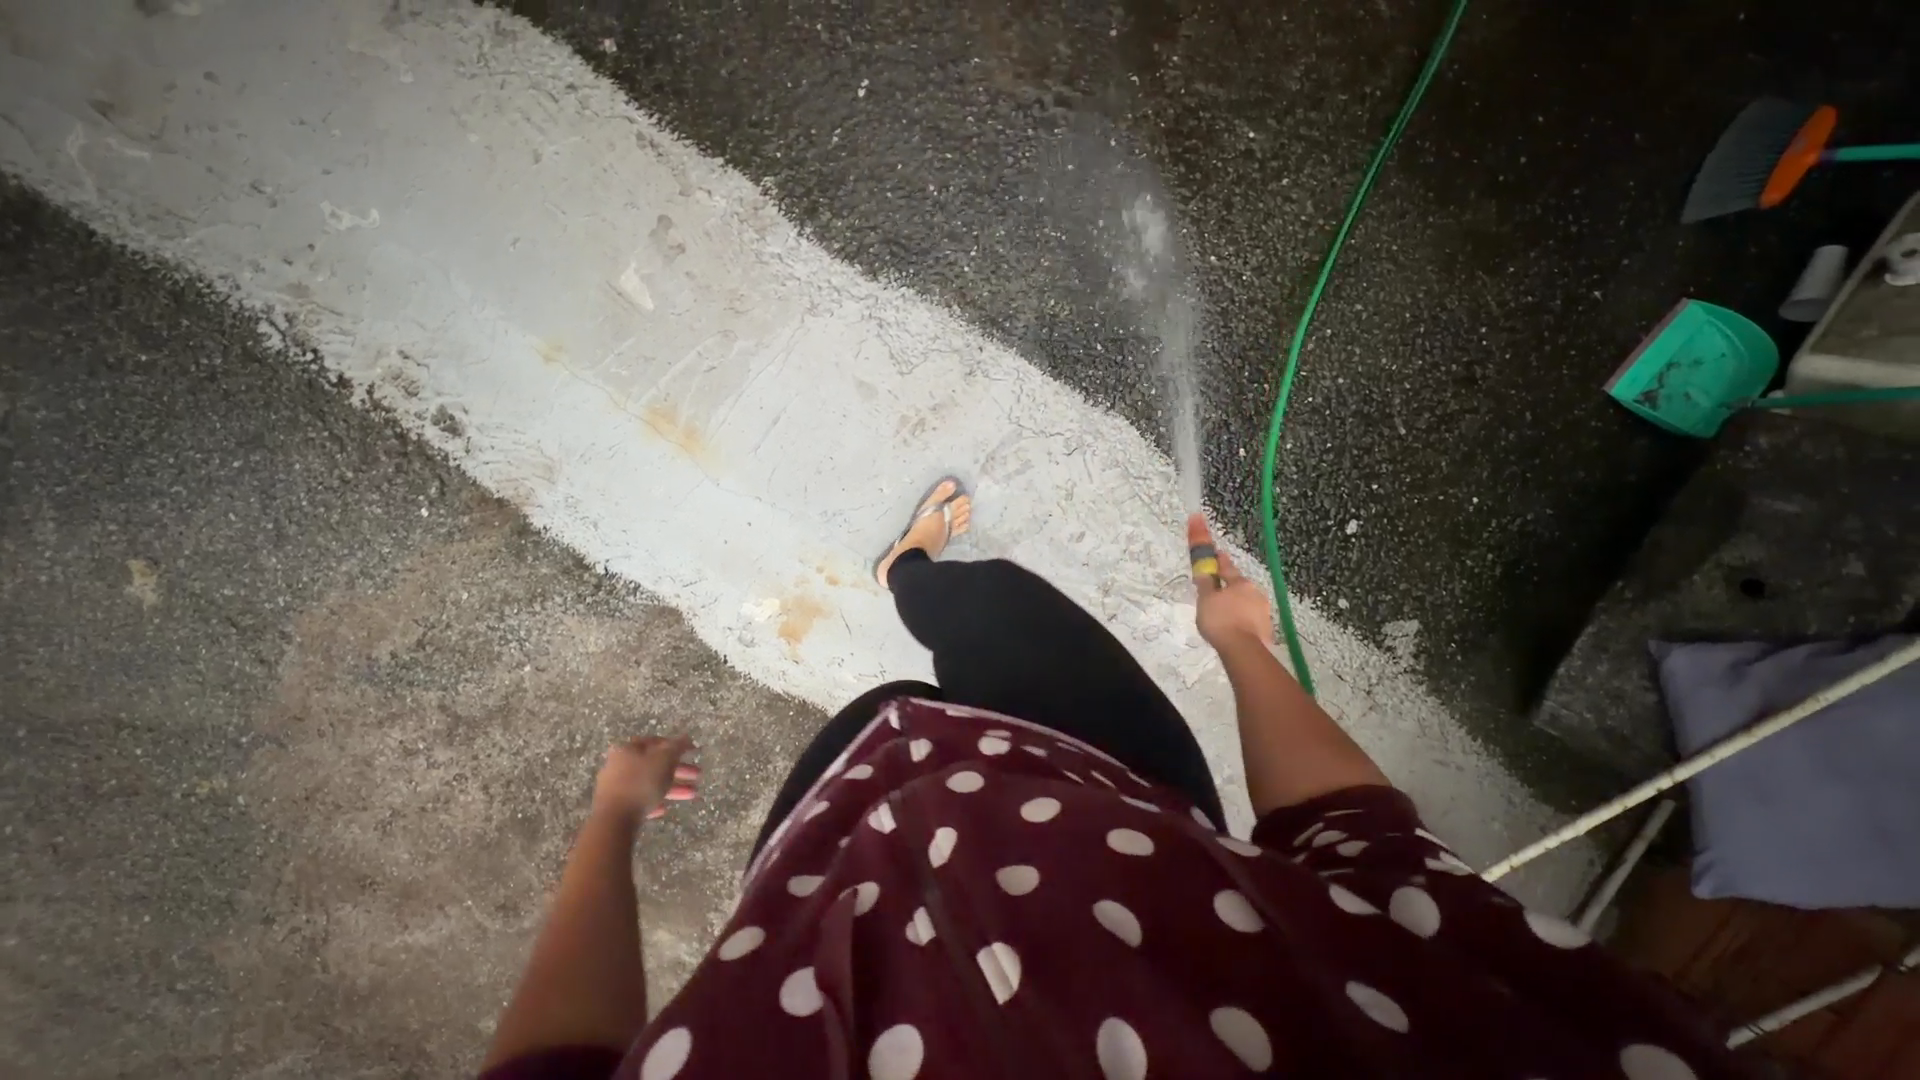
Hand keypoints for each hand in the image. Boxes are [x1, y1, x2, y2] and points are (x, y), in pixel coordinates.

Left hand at [591, 735, 699, 825]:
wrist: (613, 819)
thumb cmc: (641, 783)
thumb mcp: (665, 759)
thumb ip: (677, 747)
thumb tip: (686, 737)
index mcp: (628, 749)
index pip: (655, 742)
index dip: (675, 745)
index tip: (691, 753)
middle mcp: (618, 765)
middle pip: (653, 764)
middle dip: (678, 770)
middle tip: (697, 775)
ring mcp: (614, 787)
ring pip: (648, 783)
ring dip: (671, 788)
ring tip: (692, 794)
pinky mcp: (614, 807)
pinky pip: (638, 800)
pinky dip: (653, 802)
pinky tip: (664, 810)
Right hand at [1188, 513, 1273, 650]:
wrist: (1242, 648)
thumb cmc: (1220, 620)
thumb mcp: (1205, 600)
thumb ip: (1205, 585)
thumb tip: (1204, 571)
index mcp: (1240, 583)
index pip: (1227, 567)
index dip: (1220, 560)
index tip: (1217, 553)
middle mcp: (1255, 592)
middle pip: (1239, 586)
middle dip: (1230, 587)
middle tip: (1218, 592)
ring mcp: (1263, 610)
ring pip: (1247, 602)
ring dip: (1238, 604)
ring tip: (1226, 614)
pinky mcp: (1266, 627)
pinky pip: (1251, 618)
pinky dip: (1243, 618)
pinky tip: (1235, 626)